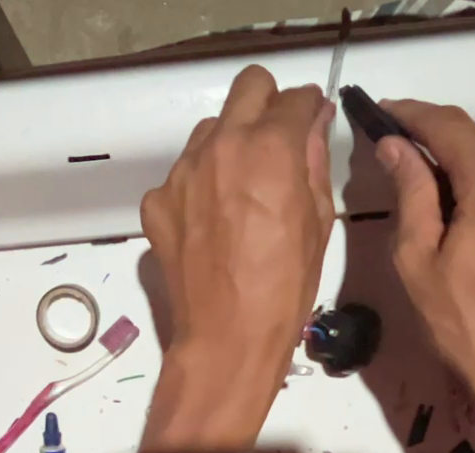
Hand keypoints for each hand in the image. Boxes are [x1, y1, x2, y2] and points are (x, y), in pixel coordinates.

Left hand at [139, 65, 334, 451]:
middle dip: (267, 108)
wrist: (226, 340)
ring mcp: (181, 175)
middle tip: (276, 146)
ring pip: (209, 132)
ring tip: (239, 192)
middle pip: (246, 90)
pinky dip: (198, 188)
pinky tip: (209, 224)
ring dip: (229, 146)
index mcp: (270, 149)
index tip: (311, 129)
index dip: (308, 113)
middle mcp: (221, 148)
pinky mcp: (157, 204)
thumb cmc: (284, 291)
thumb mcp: (318, 225)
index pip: (294, 99)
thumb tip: (312, 128)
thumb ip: (314, 164)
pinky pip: (181, 176)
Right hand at [378, 100, 474, 442]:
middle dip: (438, 157)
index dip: (413, 116)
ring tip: (441, 223)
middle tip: (403, 177)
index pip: (449, 126)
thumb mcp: (419, 262)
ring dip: (468, 186)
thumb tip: (397, 148)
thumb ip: (410, 195)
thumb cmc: (464, 323)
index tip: (384, 114)